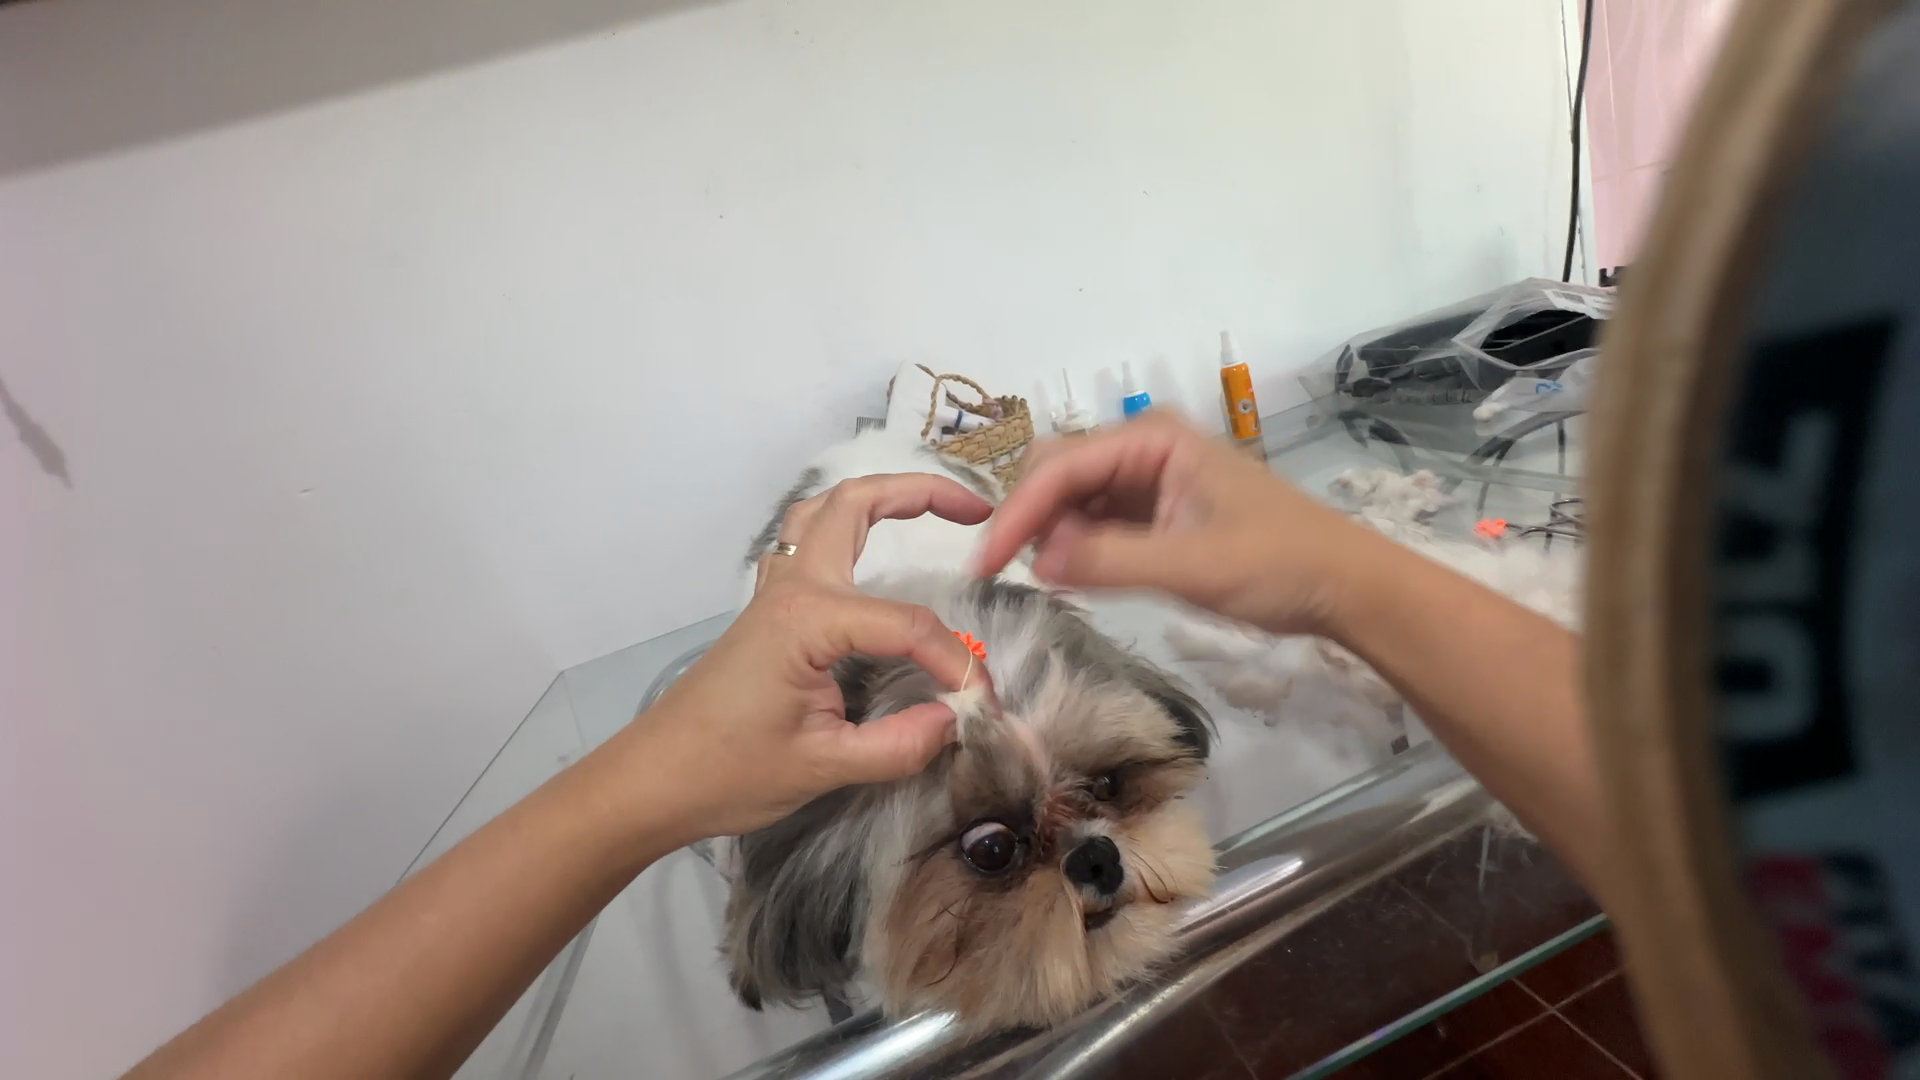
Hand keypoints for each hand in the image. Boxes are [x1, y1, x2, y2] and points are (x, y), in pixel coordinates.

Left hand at [616, 474, 992, 841]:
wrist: (652, 779)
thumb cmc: (728, 772)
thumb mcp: (823, 767)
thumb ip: (899, 744)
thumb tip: (958, 717)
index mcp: (809, 619)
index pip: (907, 625)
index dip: (954, 660)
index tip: (982, 699)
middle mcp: (794, 587)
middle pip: (857, 503)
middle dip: (920, 493)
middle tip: (973, 512)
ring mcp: (776, 590)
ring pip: (827, 510)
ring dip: (879, 496)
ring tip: (928, 509)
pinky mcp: (770, 606)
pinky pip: (810, 541)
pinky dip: (848, 525)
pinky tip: (870, 550)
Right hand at [976, 410, 1376, 635]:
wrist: (1341, 584)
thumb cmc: (1277, 564)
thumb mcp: (1191, 565)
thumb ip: (1109, 561)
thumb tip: (1035, 564)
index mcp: (1153, 440)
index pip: (1060, 467)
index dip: (1017, 513)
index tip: (984, 563)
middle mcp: (1142, 447)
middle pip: (1056, 472)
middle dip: (1031, 518)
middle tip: (1017, 572)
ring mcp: (1146, 478)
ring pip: (1071, 497)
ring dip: (1052, 534)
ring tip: (1051, 577)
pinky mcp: (1151, 508)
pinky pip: (1094, 519)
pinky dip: (1076, 545)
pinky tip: (1075, 572)